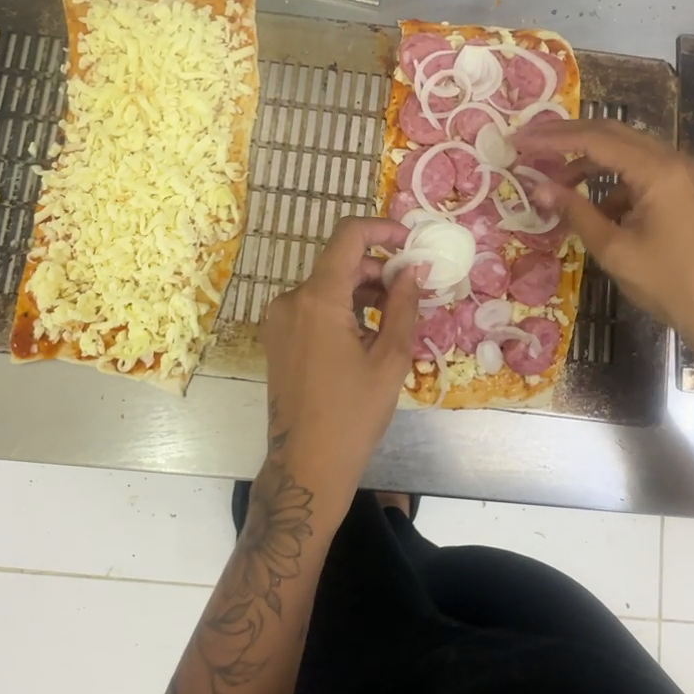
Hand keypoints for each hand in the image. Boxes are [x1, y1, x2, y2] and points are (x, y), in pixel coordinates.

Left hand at [261, 217, 420, 483]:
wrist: (307, 464)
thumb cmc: (354, 415)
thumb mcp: (390, 359)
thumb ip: (404, 305)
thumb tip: (415, 268)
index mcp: (317, 299)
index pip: (348, 236)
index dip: (382, 229)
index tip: (410, 243)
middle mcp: (291, 300)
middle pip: (340, 263)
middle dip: (379, 270)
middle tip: (413, 294)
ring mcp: (279, 319)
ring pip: (328, 286)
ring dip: (363, 293)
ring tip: (394, 323)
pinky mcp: (278, 337)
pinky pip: (314, 307)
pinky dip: (343, 310)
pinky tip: (366, 338)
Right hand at [514, 119, 693, 377]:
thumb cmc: (669, 284)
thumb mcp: (614, 249)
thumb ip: (575, 211)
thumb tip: (538, 188)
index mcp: (659, 170)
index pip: (596, 140)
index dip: (553, 139)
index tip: (519, 142)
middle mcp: (676, 161)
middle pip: (613, 135)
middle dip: (568, 138)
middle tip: (529, 145)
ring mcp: (686, 174)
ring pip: (628, 153)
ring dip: (590, 163)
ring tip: (555, 184)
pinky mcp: (688, 191)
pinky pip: (643, 173)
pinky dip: (613, 183)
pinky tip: (595, 209)